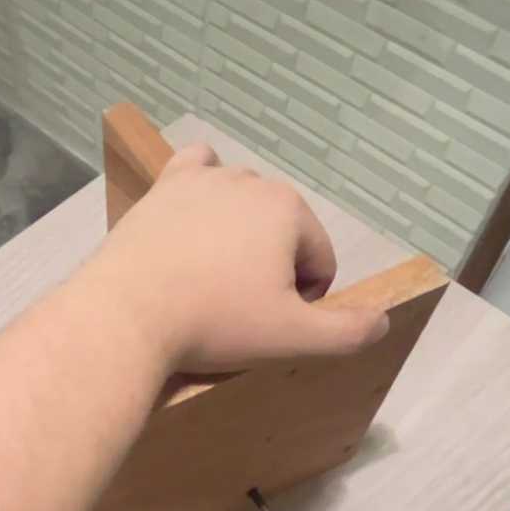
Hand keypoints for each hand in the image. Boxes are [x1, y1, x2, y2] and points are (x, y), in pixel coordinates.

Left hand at [73, 143, 387, 371]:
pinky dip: (203, 189)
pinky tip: (196, 210)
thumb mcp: (291, 338)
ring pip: (241, 209)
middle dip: (271, 271)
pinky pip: (195, 172)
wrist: (126, 315)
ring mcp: (202, 181)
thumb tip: (383, 323)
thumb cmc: (214, 324)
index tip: (271, 327)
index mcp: (289, 210)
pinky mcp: (161, 189)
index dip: (304, 301)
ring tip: (212, 281)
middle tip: (237, 311)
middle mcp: (250, 181)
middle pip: (281, 234)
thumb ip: (346, 332)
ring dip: (239, 240)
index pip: (319, 261)